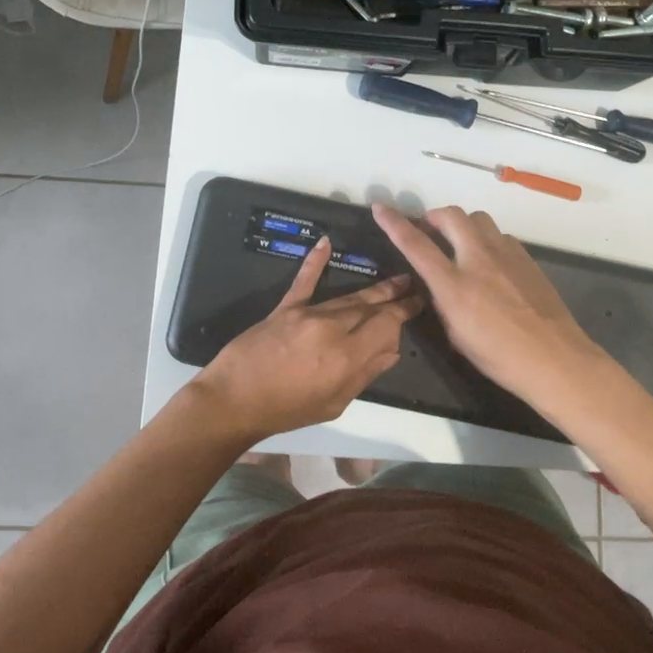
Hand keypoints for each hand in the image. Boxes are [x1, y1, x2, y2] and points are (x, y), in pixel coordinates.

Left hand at [191, 237, 424, 442]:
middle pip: (369, 308)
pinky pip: (304, 281)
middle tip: (412, 287)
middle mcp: (331, 328)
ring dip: (372, 290)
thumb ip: (364, 375)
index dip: (403, 314)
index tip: (418, 303)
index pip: (386, 326)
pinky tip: (325, 243)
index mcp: (346, 357)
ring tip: (393, 279)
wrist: (234, 399)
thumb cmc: (286, 410)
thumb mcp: (334, 404)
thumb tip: (391, 351)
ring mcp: (307, 314)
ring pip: (347, 298)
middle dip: (393, 298)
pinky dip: (315, 261)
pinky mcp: (285, 308)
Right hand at [372, 202, 599, 397]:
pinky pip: (500, 236)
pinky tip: (490, 263)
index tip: (380, 207)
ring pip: (479, 219)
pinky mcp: (526, 258)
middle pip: (452, 216)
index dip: (394, 223)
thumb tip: (439, 284)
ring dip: (463, 225)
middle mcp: (478, 260)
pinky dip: (487, 240)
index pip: (416, 244)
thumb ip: (443, 302)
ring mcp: (506, 255)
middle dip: (435, 216)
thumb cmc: (499, 357)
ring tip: (461, 244)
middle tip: (430, 229)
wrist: (554, 359)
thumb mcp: (457, 335)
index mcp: (454, 285)